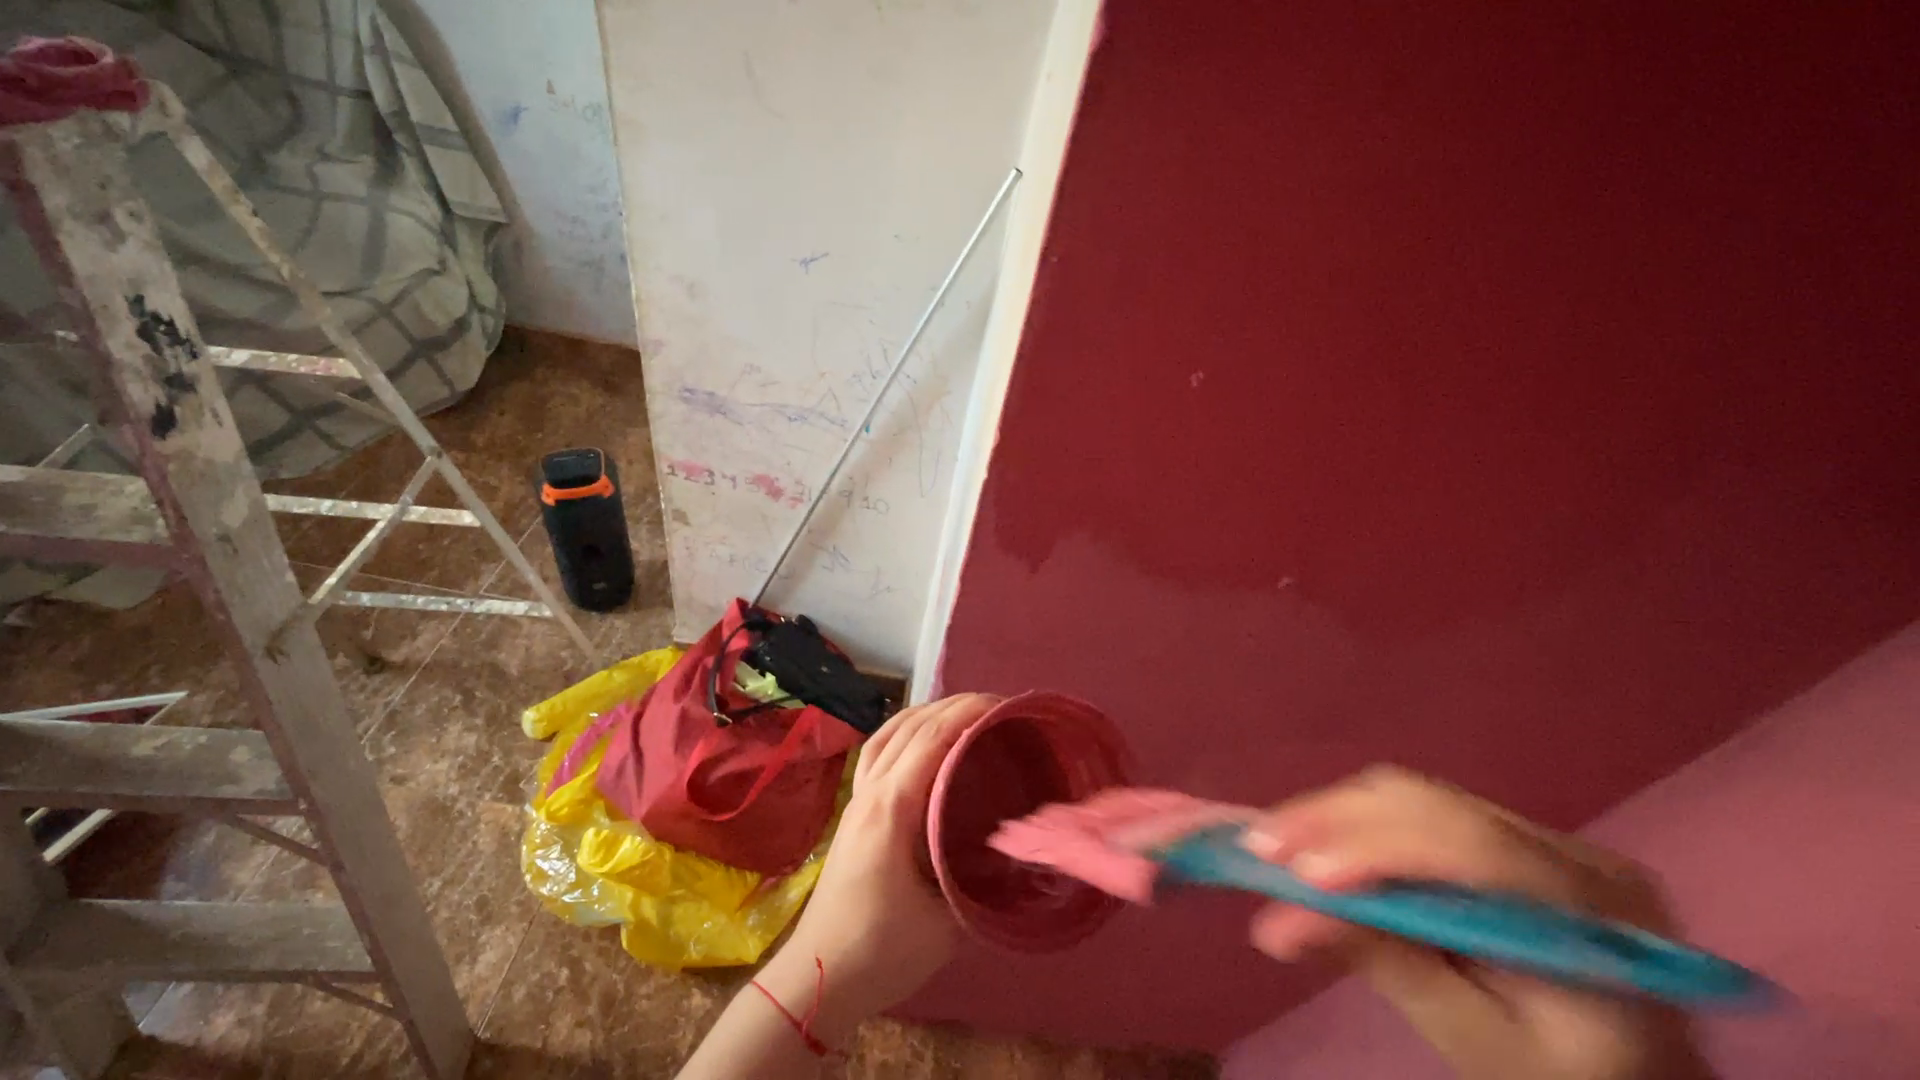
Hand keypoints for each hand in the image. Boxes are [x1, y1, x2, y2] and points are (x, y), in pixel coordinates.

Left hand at [762, 693, 999, 1026]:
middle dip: (955, 705)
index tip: (1009, 706)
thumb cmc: (882, 952)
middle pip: (911, 726)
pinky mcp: (853, 811)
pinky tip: (926, 743)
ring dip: (928, 713)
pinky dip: (906, 732)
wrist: (819, 977)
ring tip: (966, 714)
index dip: (970, 712)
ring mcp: (856, 799)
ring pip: (889, 733)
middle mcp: (870, 792)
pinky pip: (878, 751)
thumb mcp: (947, 924)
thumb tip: (1018, 852)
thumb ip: (983, 881)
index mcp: (892, 809)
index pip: (932, 738)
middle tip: (1000, 709)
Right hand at [1243, 766, 1712, 1079]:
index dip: (1375, 848)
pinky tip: (1314, 845)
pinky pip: (1418, 810)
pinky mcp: (1509, 836)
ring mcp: (1543, 836)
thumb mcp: (1480, 1043)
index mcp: (1593, 912)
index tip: (1295, 872)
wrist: (1641, 1078)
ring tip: (1271, 845)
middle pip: (1431, 804)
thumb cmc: (1565, 1076)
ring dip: (1332, 815)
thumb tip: (1276, 923)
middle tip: (1257, 849)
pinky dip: (1354, 823)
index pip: (1474, 848)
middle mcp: (1572, 850)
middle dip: (1333, 819)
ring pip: (1414, 795)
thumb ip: (1390, 969)